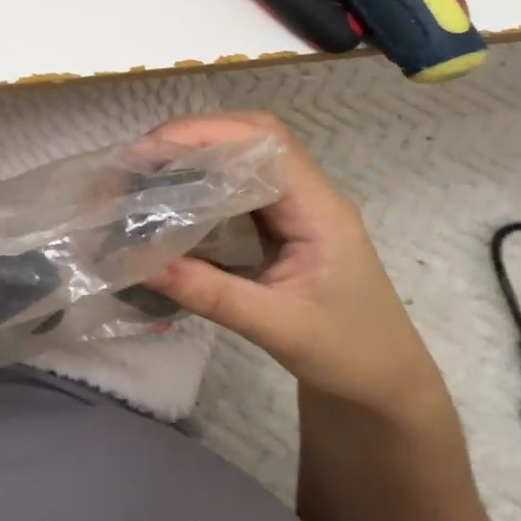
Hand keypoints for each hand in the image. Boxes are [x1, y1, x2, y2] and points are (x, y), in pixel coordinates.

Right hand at [141, 112, 444, 413]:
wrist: (386, 386)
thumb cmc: (349, 356)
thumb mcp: (279, 330)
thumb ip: (210, 294)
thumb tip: (138, 263)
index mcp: (319, 210)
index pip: (262, 143)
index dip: (202, 134)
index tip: (147, 154)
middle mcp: (306, 196)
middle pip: (246, 136)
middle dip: (187, 138)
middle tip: (134, 163)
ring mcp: (291, 207)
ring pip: (236, 155)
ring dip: (187, 156)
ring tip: (138, 177)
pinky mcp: (275, 222)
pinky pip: (232, 183)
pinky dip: (193, 181)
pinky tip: (164, 200)